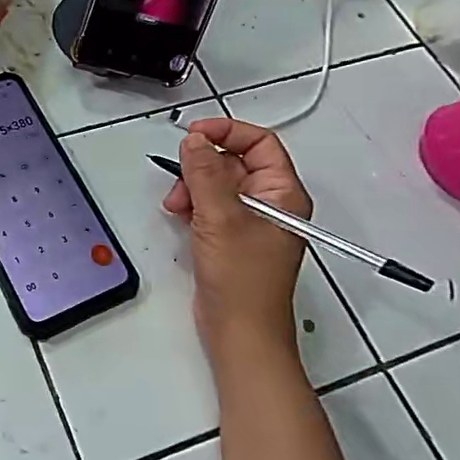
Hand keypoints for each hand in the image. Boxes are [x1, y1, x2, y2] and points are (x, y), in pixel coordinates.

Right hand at [161, 118, 311, 343]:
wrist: (239, 327)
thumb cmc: (243, 279)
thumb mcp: (221, 218)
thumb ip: (205, 175)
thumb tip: (194, 141)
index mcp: (282, 193)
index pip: (259, 143)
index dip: (227, 132)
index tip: (194, 134)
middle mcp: (268, 202)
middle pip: (233, 162)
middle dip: (200, 166)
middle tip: (180, 181)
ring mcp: (248, 220)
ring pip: (216, 184)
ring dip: (192, 187)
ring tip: (178, 206)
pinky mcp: (229, 236)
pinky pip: (209, 206)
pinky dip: (191, 205)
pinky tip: (181, 217)